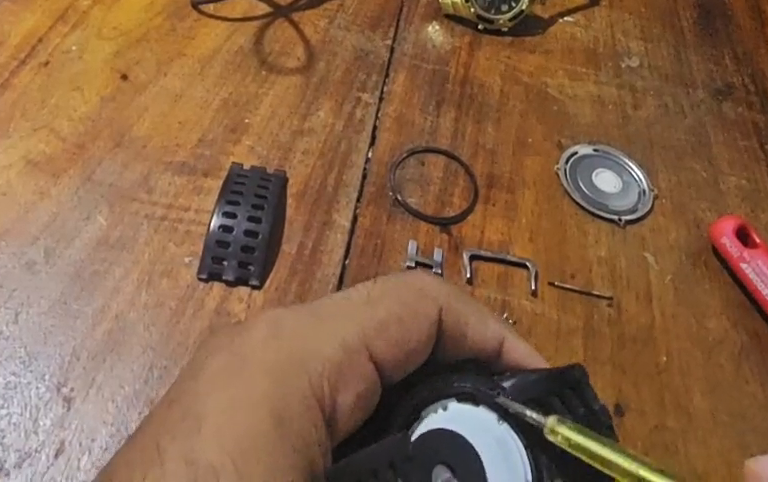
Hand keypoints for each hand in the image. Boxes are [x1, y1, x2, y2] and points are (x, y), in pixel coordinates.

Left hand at [98, 271, 545, 480]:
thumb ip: (425, 469)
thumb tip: (490, 465)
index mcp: (292, 354)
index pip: (417, 302)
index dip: (493, 336)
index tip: (545, 395)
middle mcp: (264, 346)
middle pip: (391, 335)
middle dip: (460, 385)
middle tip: (510, 446)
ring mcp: (238, 380)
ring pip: (358, 374)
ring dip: (415, 413)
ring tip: (459, 460)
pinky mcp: (223, 421)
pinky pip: (319, 405)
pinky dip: (367, 429)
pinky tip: (390, 468)